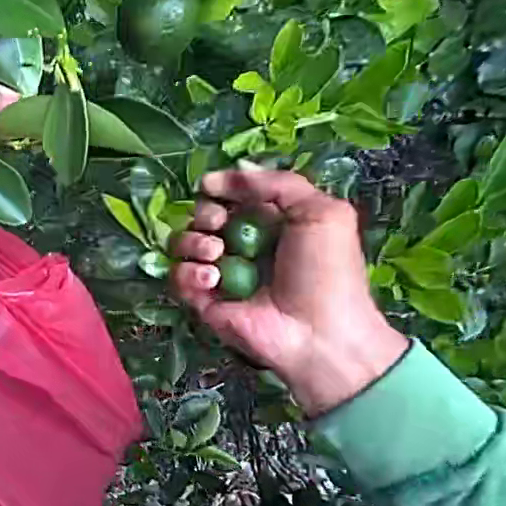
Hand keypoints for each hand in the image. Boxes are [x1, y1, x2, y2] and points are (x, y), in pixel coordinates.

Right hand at [169, 169, 408, 416]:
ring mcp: (219, 275)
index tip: (213, 188)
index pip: (230, 196)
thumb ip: (277, 184)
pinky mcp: (203, 302)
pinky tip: (211, 277)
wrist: (320, 333)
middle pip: (201, 218)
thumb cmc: (328, 272)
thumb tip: (226, 172)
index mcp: (268, 223)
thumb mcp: (320, 212)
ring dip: (193, 241)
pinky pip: (178, 278)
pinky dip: (188, 272)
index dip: (219, 189)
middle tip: (220, 225)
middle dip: (205, 215)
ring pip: (182, 245)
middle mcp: (240, 246)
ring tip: (216, 254)